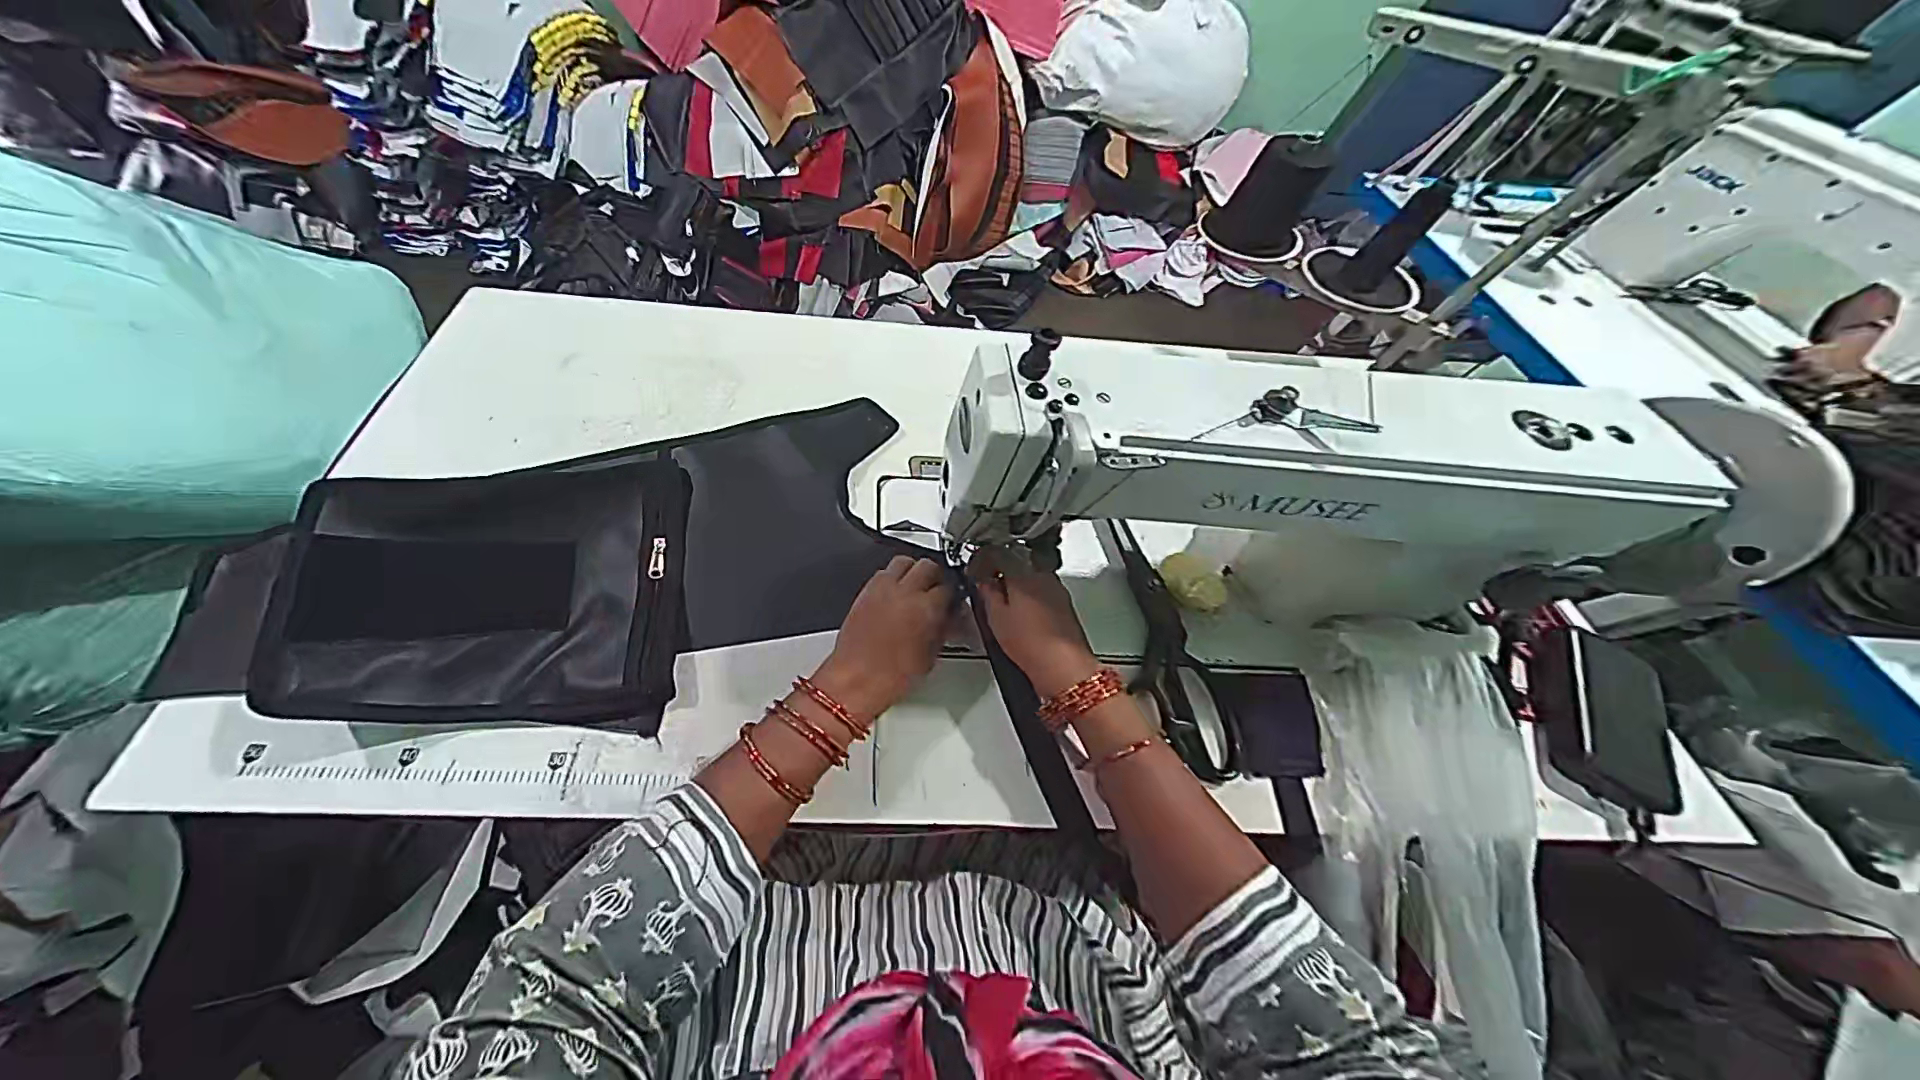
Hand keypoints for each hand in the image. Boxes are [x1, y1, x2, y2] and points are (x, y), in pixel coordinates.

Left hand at [811, 556, 953, 719]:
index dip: (954, 594)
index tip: (953, 601)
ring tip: (917, 583)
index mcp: (927, 607)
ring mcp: (883, 589)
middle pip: (928, 566)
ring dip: (913, 570)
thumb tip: (948, 620)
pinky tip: (895, 591)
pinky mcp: (865, 592)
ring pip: (904, 561)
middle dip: (937, 576)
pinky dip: (892, 577)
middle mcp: (905, 592)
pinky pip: (883, 573)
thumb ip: (943, 630)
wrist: (856, 680)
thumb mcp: (930, 656)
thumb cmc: (888, 676)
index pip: (950, 587)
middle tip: (938, 588)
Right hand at [968, 549, 1099, 697]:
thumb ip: (987, 593)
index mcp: (1023, 572)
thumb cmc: (1033, 644)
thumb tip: (984, 583)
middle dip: (999, 568)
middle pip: (1016, 560)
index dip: (981, 559)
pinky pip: (1041, 589)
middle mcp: (1043, 574)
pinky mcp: (1064, 604)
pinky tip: (1020, 611)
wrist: (1064, 666)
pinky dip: (1029, 593)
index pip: (998, 553)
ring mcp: (1056, 588)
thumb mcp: (996, 617)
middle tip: (985, 581)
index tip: (974, 568)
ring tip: (1001, 599)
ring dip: (1015, 581)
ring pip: (1030, 574)